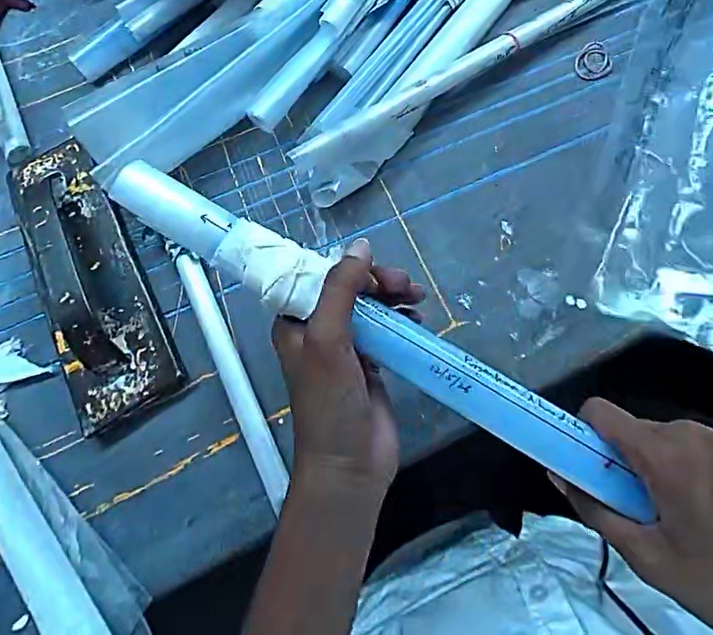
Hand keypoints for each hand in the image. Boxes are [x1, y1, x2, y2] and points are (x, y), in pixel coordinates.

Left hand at [271, 239, 424, 502]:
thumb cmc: (329, 401)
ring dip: (393, 296)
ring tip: (416, 297)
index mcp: (296, 321)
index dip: (348, 266)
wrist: (350, 467)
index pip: (319, 276)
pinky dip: (401, 319)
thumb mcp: (327, 337)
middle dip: (377, 280)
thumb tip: (360, 246)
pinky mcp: (370, 363)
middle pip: (350, 288)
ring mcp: (345, 347)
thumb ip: (341, 289)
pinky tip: (416, 320)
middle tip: (404, 283)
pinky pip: (386, 329)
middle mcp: (318, 329)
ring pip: (371, 306)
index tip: (374, 269)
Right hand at [552, 399, 712, 634]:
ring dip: (652, 468)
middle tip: (637, 511)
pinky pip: (691, 447)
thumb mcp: (648, 558)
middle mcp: (691, 433)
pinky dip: (683, 469)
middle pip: (629, 429)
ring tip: (675, 518)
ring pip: (660, 439)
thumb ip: (594, 510)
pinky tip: (706, 515)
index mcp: (665, 454)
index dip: (581, 434)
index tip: (587, 470)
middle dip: (621, 462)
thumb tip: (559, 475)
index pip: (599, 411)